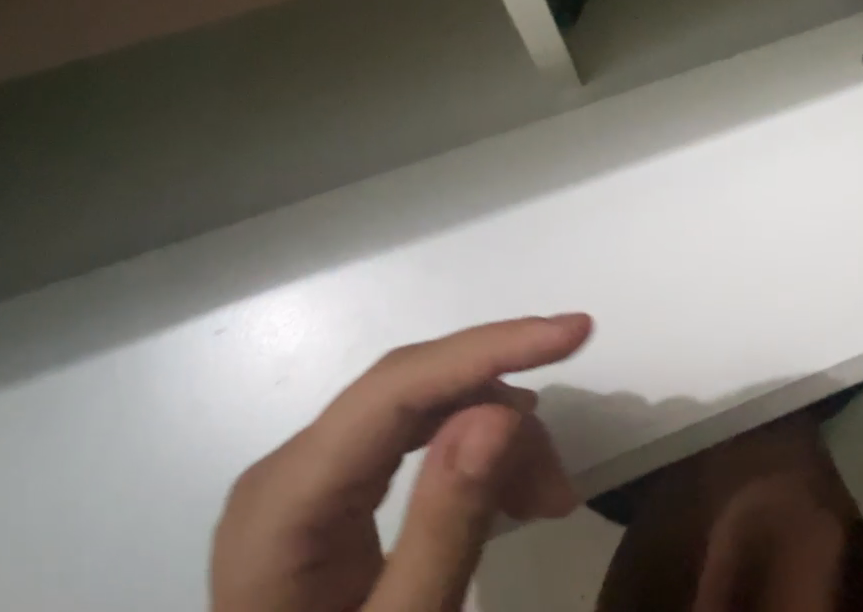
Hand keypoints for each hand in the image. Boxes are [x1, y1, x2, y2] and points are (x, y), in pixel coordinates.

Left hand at [211, 314, 592, 611]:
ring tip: (546, 503)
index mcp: (285, 499)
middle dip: (504, 411)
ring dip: (499, 441)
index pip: (397, 387)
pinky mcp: (334, 492)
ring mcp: (311, 477)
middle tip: (563, 478)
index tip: (576, 331)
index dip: (490, 349)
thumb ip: (444, 531)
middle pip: (417, 393)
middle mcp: (291, 466)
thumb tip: (501, 414)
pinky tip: (513, 495)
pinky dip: (476, 460)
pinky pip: (418, 442)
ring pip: (428, 411)